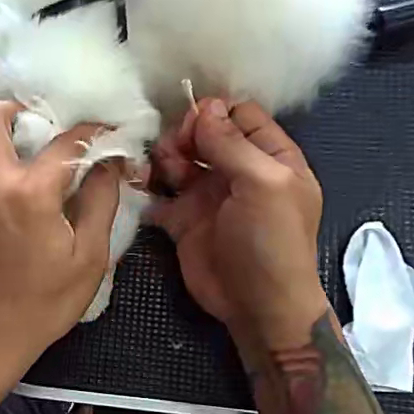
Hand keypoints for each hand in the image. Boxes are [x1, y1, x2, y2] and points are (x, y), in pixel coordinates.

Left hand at [0, 101, 120, 397]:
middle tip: (51, 129)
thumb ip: (100, 203)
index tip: (112, 135)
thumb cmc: (42, 305)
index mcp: (29, 193)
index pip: (66, 142)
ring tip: (26, 150)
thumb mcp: (88, 259)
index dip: (95, 132)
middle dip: (24, 110)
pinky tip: (11, 180)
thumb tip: (111, 165)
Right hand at [150, 99, 328, 356]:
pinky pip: (161, 194)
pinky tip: (143, 188)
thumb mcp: (263, 184)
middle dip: (186, 135)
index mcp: (271, 158)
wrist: (257, 306)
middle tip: (176, 153)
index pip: (241, 115)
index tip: (196, 127)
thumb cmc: (271, 242)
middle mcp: (240, 172)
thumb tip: (205, 107)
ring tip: (164, 174)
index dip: (216, 114)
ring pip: (181, 159)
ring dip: (166, 158)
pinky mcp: (185, 221)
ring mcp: (211, 197)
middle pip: (205, 134)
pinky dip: (149, 188)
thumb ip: (232, 143)